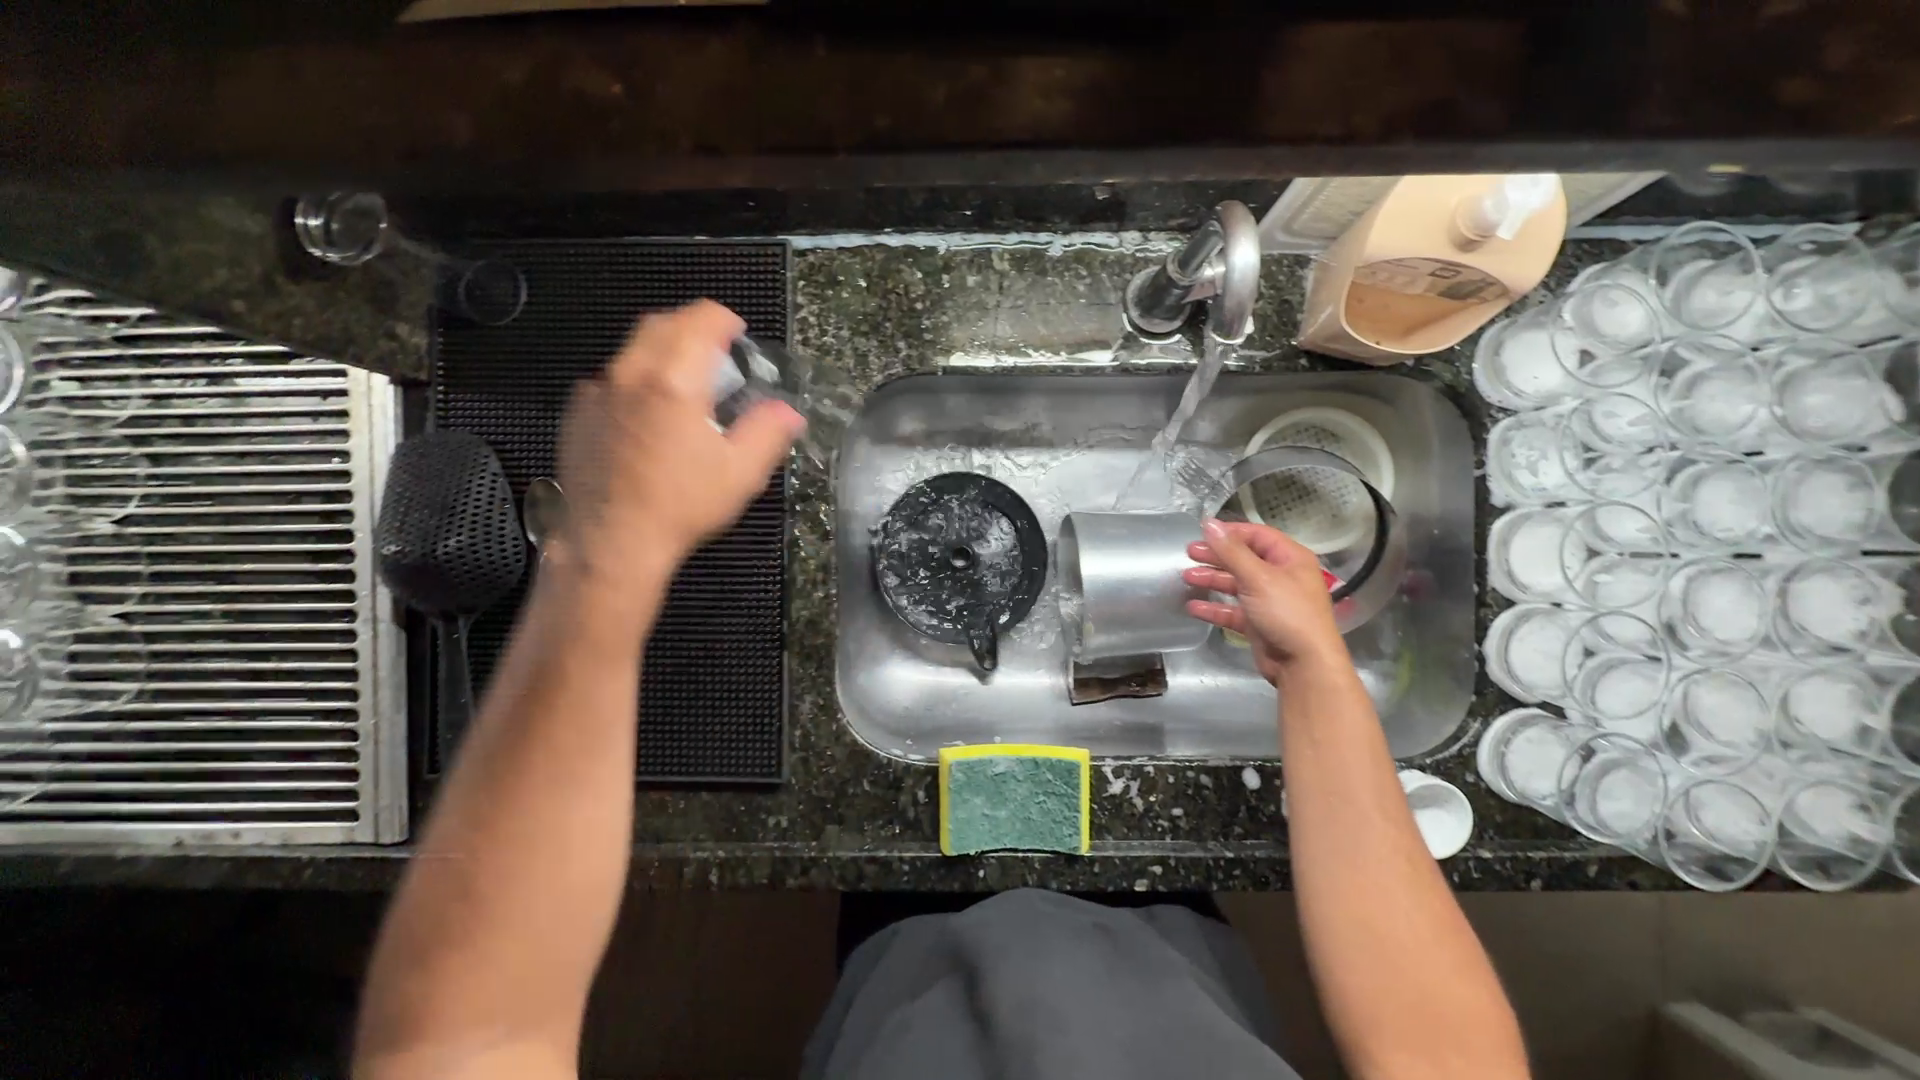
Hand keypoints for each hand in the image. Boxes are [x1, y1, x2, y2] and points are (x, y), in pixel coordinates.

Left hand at [555, 300, 803, 591]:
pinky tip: (645, 417)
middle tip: (714, 353)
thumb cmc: (681, 506)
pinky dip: (633, 382)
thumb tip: (789, 411)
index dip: (724, 319)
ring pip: (631, 349)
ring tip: (682, 385)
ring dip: (661, 353)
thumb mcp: (741, 473)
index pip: (700, 318)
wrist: (611, 543)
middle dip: (691, 327)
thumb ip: (768, 432)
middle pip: (661, 322)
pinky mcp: (576, 413)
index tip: (737, 334)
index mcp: (675, 380)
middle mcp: (631, 373)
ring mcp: (598, 391)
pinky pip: (608, 381)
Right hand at [1183, 519, 1346, 684]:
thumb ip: (1231, 551)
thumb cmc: (1287, 612)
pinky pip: (1233, 610)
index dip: (1230, 533)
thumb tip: (1209, 523)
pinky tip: (1193, 607)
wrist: (1304, 664)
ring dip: (1212, 580)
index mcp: (1290, 558)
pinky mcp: (1259, 623)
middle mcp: (1281, 576)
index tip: (1203, 533)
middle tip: (1189, 553)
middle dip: (1217, 556)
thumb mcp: (1258, 577)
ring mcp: (1269, 601)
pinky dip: (1214, 608)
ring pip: (1236, 584)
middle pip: (1244, 559)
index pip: (1257, 536)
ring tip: (1187, 577)